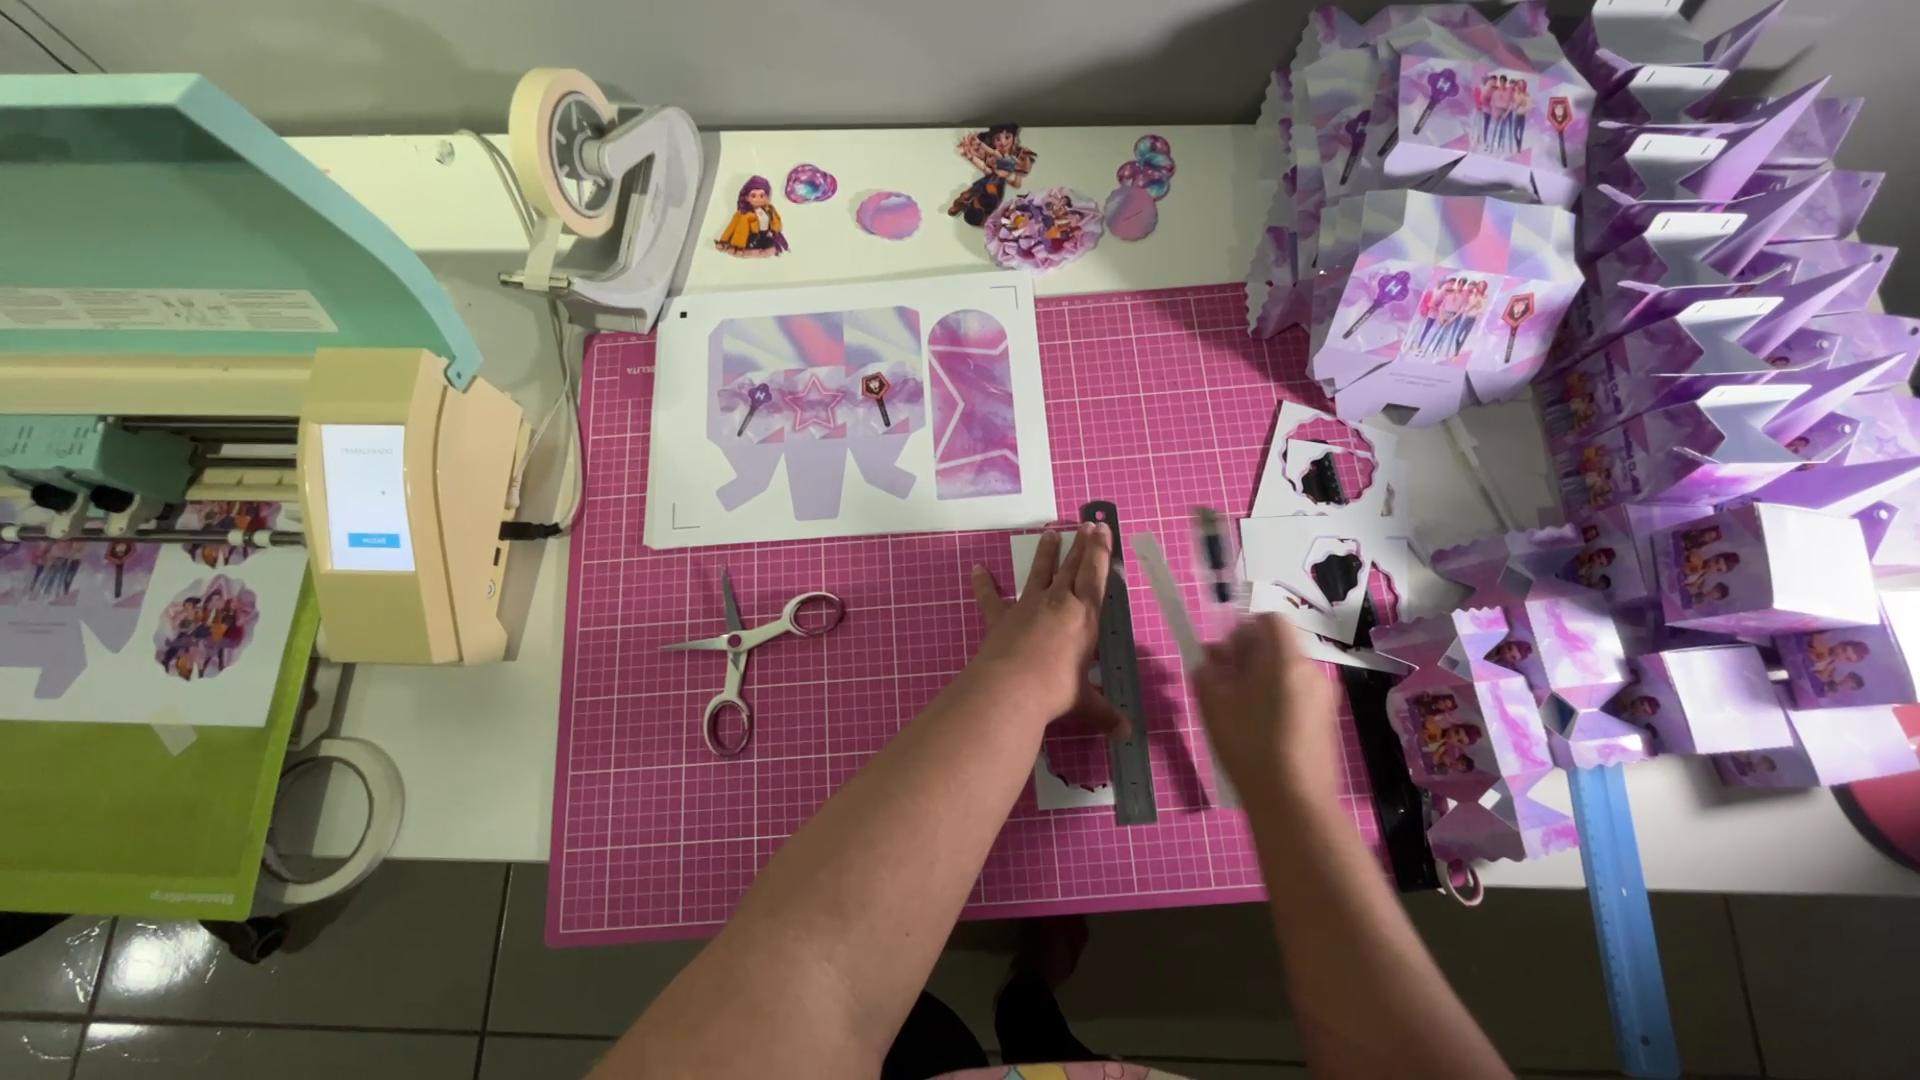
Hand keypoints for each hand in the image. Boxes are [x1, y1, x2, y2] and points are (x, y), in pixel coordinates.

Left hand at [966, 524, 1127, 736]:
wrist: (1011, 688)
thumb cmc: (1056, 691)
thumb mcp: (1086, 703)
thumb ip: (1105, 714)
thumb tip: (1127, 734)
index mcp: (1085, 617)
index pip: (1096, 577)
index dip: (1100, 552)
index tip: (1102, 530)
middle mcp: (1058, 603)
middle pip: (1071, 567)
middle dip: (1081, 545)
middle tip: (1086, 524)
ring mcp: (1027, 607)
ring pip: (1039, 573)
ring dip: (1045, 553)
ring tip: (1050, 533)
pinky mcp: (1000, 617)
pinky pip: (991, 597)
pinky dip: (984, 583)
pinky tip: (978, 569)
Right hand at [1193, 614, 1339, 803]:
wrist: (1294, 801)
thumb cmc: (1249, 745)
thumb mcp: (1213, 703)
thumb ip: (1207, 670)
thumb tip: (1212, 660)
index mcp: (1286, 658)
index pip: (1268, 619)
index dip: (1242, 629)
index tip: (1223, 655)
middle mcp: (1312, 670)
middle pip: (1278, 645)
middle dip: (1248, 656)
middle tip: (1222, 681)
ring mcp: (1324, 696)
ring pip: (1286, 671)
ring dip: (1261, 678)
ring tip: (1237, 708)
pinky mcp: (1327, 720)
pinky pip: (1297, 693)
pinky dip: (1277, 698)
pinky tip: (1259, 728)